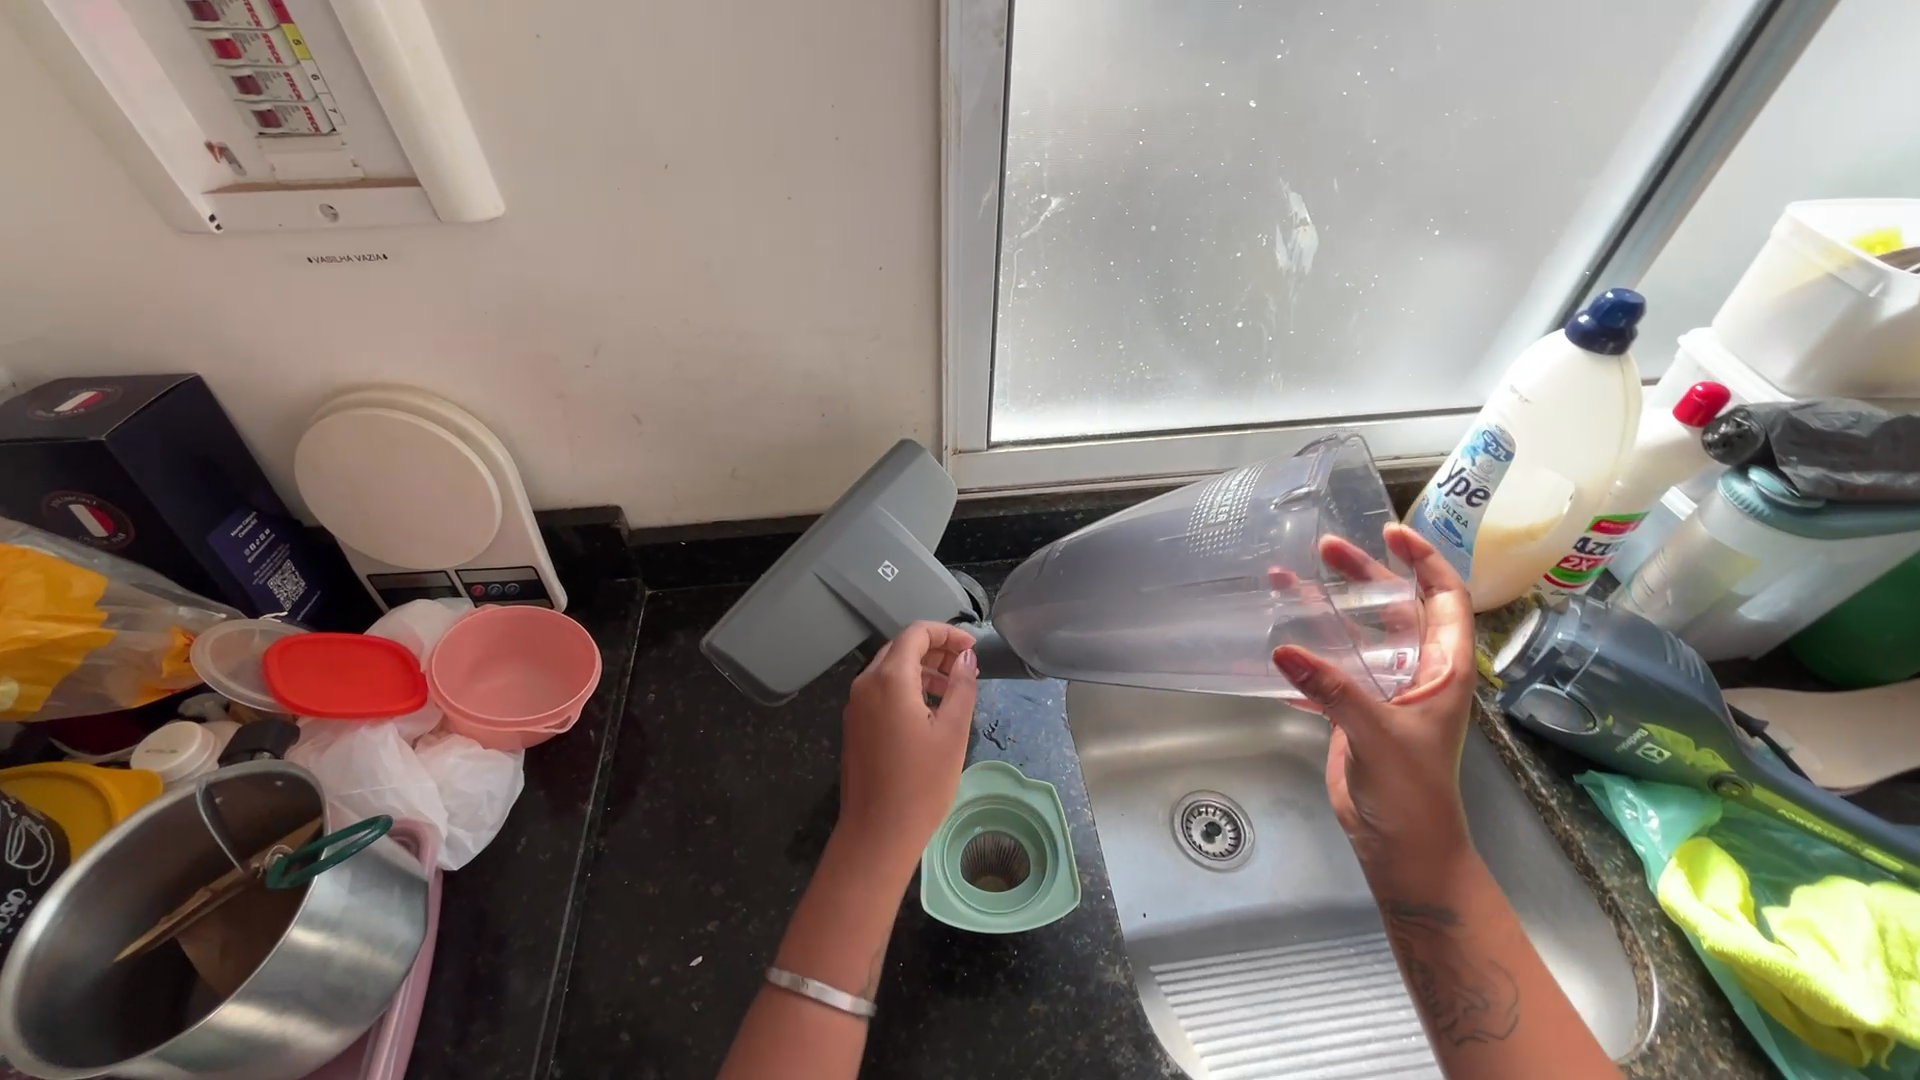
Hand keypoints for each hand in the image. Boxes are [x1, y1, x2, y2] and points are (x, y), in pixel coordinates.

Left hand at [836, 621, 978, 879]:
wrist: (877, 834)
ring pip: (889, 670)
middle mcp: (866, 684)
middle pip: (900, 648)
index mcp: (889, 679)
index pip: (916, 633)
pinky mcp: (854, 726)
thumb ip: (961, 686)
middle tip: (965, 666)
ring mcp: (855, 706)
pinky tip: (928, 711)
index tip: (971, 649)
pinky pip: (880, 692)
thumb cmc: (921, 784)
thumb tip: (966, 658)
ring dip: (921, 670)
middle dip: (934, 650)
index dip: (947, 633)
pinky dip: (906, 689)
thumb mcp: (952, 732)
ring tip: (952, 689)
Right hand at [1272, 523, 1476, 877]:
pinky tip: (1272, 644)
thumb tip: (1281, 650)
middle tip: (1325, 548)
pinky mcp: (1352, 713)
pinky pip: (1327, 672)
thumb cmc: (1411, 792)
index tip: (1392, 533)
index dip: (1426, 563)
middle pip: (1394, 610)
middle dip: (1364, 576)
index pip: (1446, 601)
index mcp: (1443, 671)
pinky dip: (1303, 657)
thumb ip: (1333, 691)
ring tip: (1287, 580)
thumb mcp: (1378, 735)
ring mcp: (1381, 692)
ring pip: (1355, 638)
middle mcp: (1415, 673)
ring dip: (1324, 610)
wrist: (1401, 849)